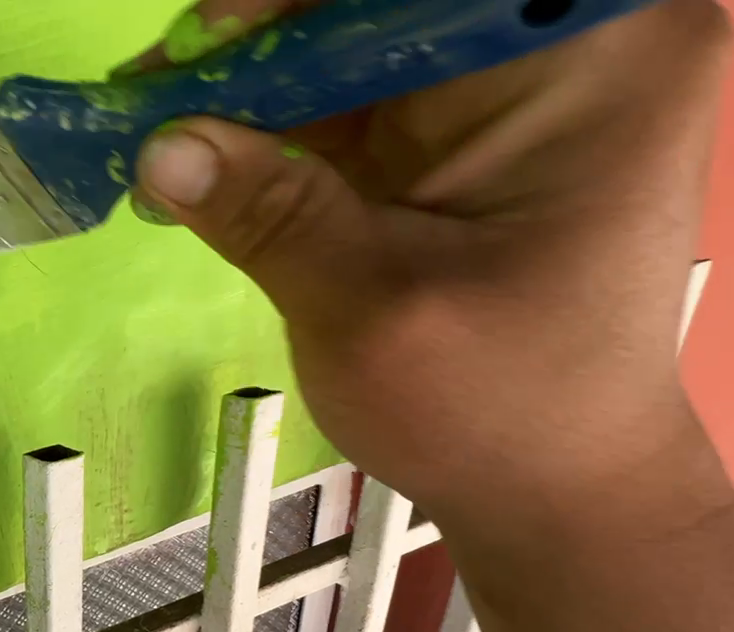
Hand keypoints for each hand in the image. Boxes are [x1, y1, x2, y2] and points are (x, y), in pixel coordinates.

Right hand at [130, 0, 733, 543]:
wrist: (541, 481)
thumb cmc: (488, 402)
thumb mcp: (368, 305)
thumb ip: (269, 214)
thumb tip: (157, 146)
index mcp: (583, 57)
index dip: (294, 1)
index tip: (193, 43)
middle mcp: (547, 53)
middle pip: (376, 12)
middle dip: (258, 47)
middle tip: (152, 90)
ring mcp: (491, 102)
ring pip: (345, 58)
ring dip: (246, 94)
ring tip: (151, 128)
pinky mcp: (441, 152)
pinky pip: (338, 117)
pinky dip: (261, 139)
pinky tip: (194, 163)